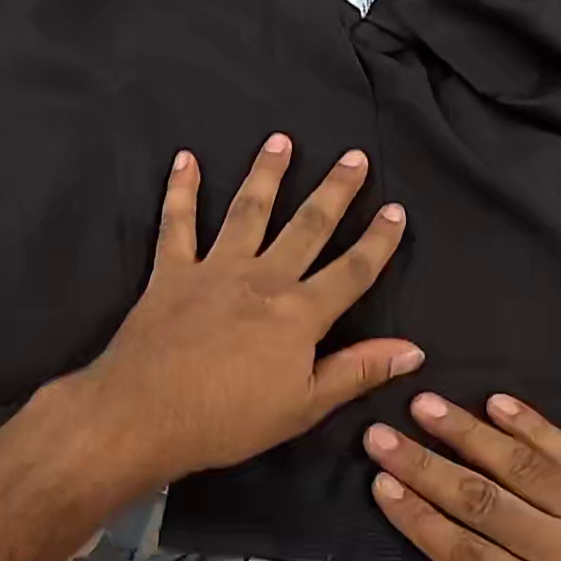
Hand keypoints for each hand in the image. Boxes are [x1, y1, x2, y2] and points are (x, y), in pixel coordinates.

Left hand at [64, 133, 420, 485]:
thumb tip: (413, 349)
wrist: (147, 413)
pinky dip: (181, 191)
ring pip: (247, 211)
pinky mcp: (171, 272)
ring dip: (267, 174)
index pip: (352, 271)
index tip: (395, 210)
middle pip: (306, 227)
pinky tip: (185, 161)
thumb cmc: (228, 420)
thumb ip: (356, 372)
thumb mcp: (304, 407)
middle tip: (353, 157)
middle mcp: (262, 279)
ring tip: (281, 140)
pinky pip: (176, 223)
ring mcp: (214, 270)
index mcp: (299, 314)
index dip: (377, 241)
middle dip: (334, 192)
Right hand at [363, 393, 560, 560]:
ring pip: (524, 467)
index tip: (381, 484)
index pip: (465, 551)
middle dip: (424, 465)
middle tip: (380, 436)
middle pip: (483, 500)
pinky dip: (537, 427)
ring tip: (425, 405)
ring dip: (468, 433)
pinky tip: (500, 404)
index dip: (417, 516)